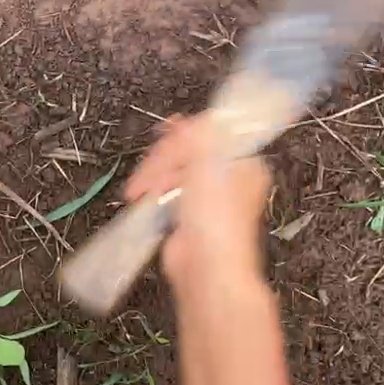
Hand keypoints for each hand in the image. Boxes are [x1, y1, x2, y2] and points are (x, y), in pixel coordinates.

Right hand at [125, 114, 271, 292]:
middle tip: (149, 169)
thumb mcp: (209, 166)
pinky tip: (143, 197)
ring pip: (172, 172)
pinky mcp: (185, 213)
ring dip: (153, 177)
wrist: (205, 266)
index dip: (184, 135)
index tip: (165, 136)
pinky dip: (152, 192)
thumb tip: (196, 118)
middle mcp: (225, 179)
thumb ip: (202, 137)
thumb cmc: (217, 225)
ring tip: (142, 189)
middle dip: (162, 160)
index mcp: (240, 164)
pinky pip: (164, 192)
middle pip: (186, 153)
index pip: (209, 134)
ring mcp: (205, 197)